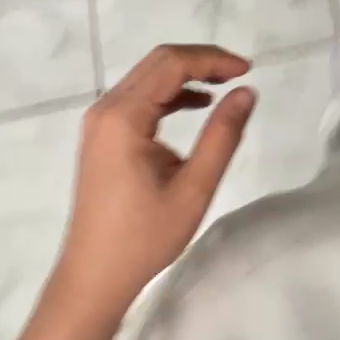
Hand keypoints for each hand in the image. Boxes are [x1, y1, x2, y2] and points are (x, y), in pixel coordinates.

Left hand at [55, 44, 258, 314]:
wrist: (92, 280)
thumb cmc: (143, 239)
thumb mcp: (194, 189)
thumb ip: (222, 135)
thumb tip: (246, 92)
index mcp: (124, 117)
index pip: (172, 64)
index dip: (212, 59)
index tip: (247, 70)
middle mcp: (106, 109)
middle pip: (159, 62)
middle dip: (201, 60)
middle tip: (239, 73)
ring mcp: (100, 121)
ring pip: (149, 76)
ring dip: (187, 74)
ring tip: (225, 85)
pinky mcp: (102, 135)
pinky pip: (140, 97)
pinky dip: (170, 92)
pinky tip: (197, 105)